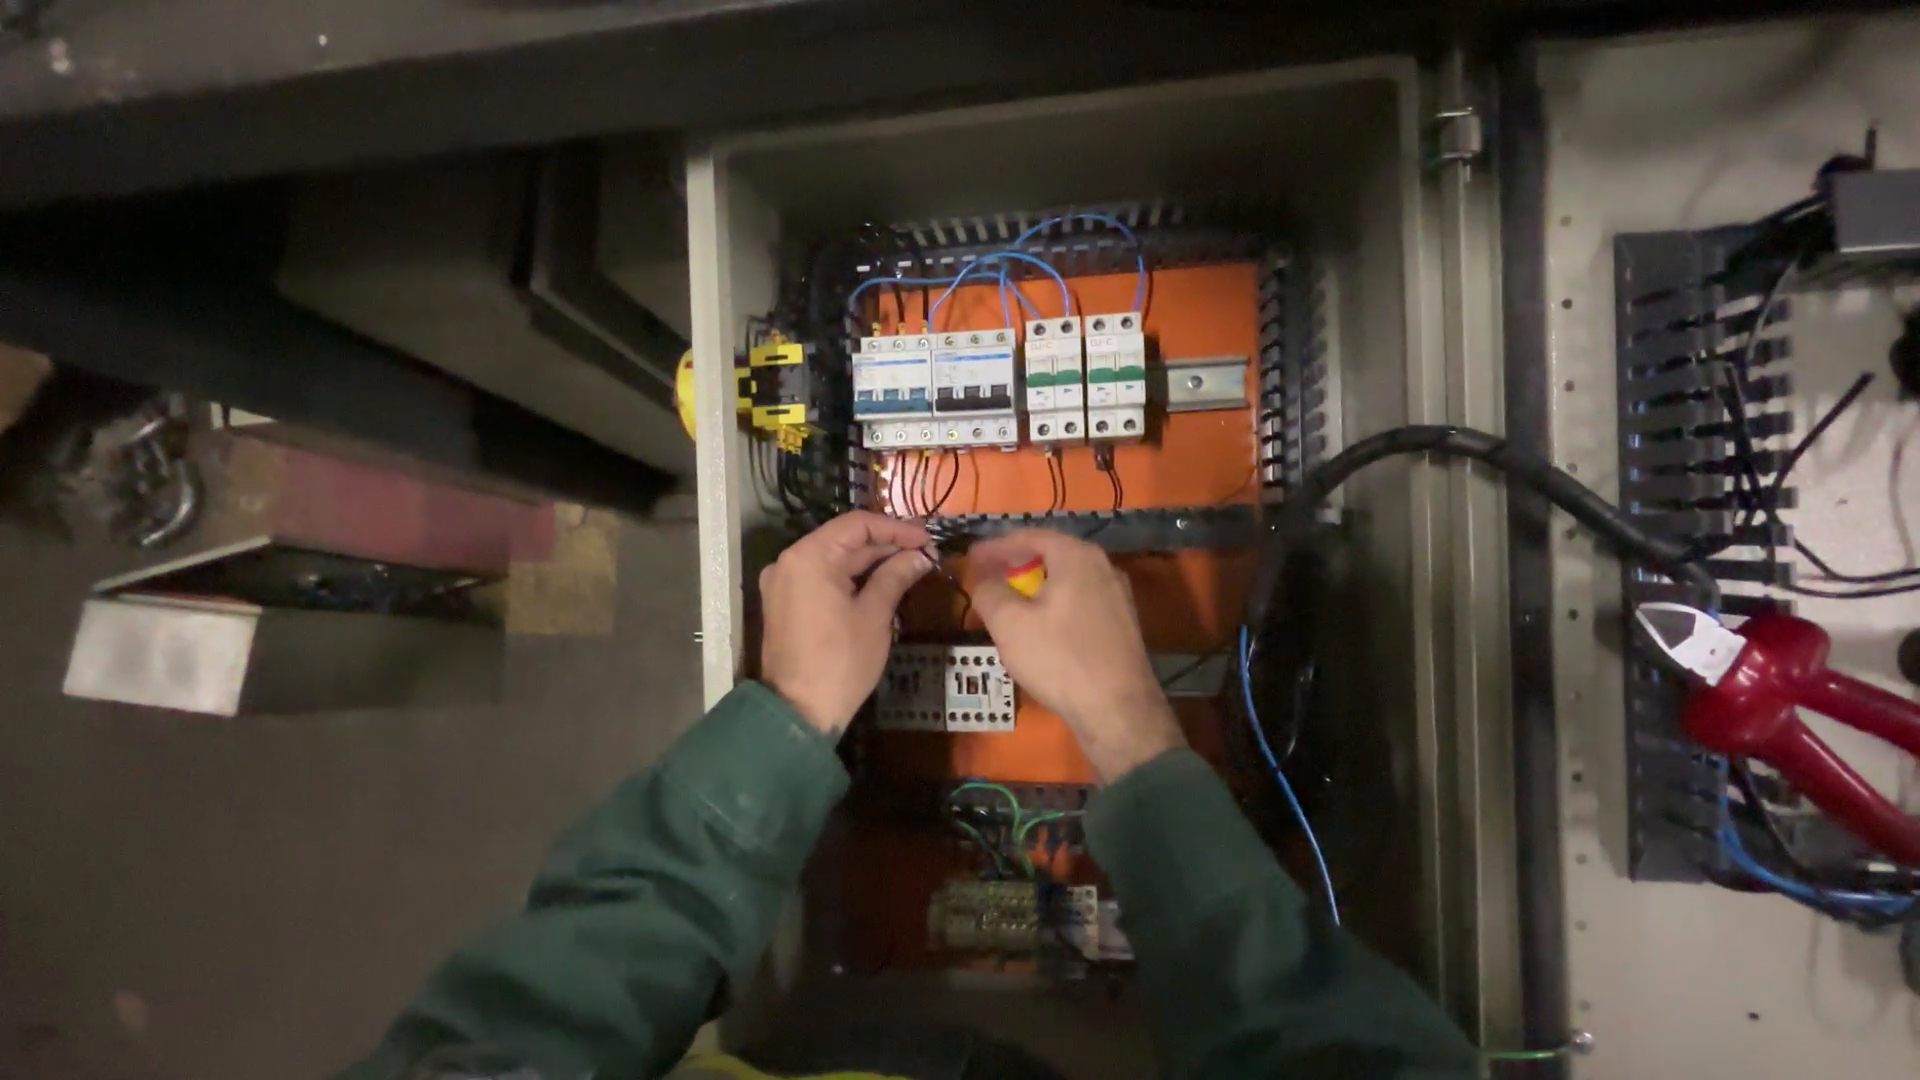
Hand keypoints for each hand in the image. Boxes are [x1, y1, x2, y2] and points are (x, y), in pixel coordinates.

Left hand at [759, 511, 932, 735]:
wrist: (798, 713)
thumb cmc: (841, 661)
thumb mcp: (874, 615)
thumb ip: (896, 575)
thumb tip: (921, 556)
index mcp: (809, 557)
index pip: (858, 525)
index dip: (897, 528)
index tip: (928, 539)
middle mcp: (790, 561)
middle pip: (845, 540)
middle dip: (886, 545)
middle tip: (926, 553)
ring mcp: (785, 583)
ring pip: (835, 560)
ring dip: (872, 562)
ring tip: (912, 565)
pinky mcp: (788, 603)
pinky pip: (824, 578)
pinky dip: (853, 578)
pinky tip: (884, 582)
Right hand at [968, 529, 1185, 782]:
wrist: (1118, 709)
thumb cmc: (1059, 658)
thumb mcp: (1009, 624)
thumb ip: (988, 592)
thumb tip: (981, 578)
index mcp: (1077, 555)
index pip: (1029, 536)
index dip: (994, 545)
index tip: (970, 557)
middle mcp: (1103, 566)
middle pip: (1051, 553)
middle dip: (1015, 563)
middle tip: (987, 576)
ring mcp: (1117, 595)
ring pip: (1066, 578)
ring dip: (1034, 584)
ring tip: (1008, 600)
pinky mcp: (1122, 622)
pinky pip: (1080, 599)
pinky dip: (1054, 602)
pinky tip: (1039, 624)